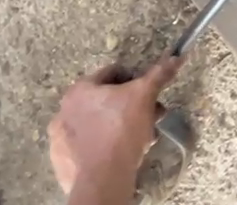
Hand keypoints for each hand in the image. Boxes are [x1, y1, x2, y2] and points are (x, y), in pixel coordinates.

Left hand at [47, 57, 182, 203]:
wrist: (103, 179)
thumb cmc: (122, 128)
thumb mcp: (145, 95)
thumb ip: (159, 74)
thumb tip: (177, 57)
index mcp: (78, 91)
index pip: (112, 73)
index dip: (135, 79)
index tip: (148, 91)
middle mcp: (63, 113)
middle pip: (106, 100)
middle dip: (131, 105)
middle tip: (150, 114)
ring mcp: (60, 141)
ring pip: (98, 124)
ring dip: (121, 125)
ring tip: (143, 135)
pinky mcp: (63, 163)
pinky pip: (89, 146)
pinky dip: (105, 145)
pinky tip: (123, 151)